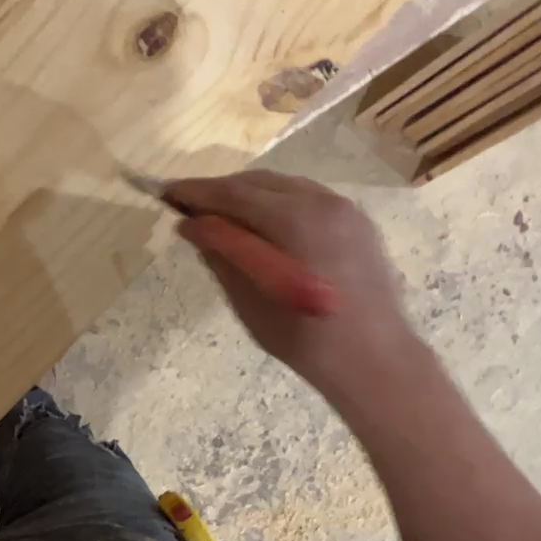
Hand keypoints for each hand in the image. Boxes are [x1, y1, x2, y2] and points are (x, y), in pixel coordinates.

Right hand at [166, 170, 426, 402]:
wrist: (374, 358)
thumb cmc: (305, 338)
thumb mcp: (249, 300)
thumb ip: (221, 253)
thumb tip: (191, 225)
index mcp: (295, 220)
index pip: (233, 193)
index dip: (195, 192)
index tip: (165, 192)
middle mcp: (322, 202)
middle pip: (258, 183)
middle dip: (219, 192)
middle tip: (186, 206)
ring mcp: (344, 209)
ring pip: (283, 187)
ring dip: (246, 196)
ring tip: (218, 217)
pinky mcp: (356, 222)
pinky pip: (305, 199)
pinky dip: (274, 204)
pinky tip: (259, 226)